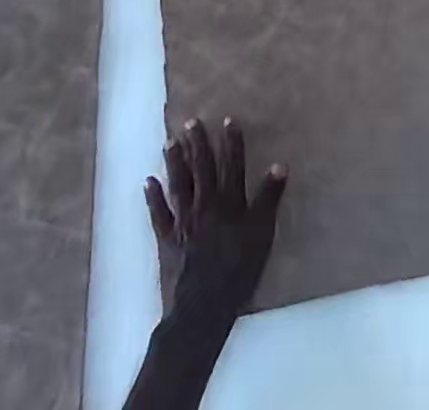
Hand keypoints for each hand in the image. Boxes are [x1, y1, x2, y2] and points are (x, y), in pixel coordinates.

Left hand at [145, 117, 287, 326]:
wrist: (202, 307)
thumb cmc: (238, 271)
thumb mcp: (262, 234)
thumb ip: (269, 199)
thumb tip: (280, 165)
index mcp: (229, 202)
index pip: (232, 165)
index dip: (231, 142)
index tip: (228, 120)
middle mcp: (204, 204)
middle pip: (202, 168)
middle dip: (198, 144)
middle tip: (191, 122)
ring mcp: (182, 220)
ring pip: (179, 184)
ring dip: (175, 162)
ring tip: (170, 142)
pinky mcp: (166, 239)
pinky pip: (158, 213)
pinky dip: (153, 197)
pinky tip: (148, 181)